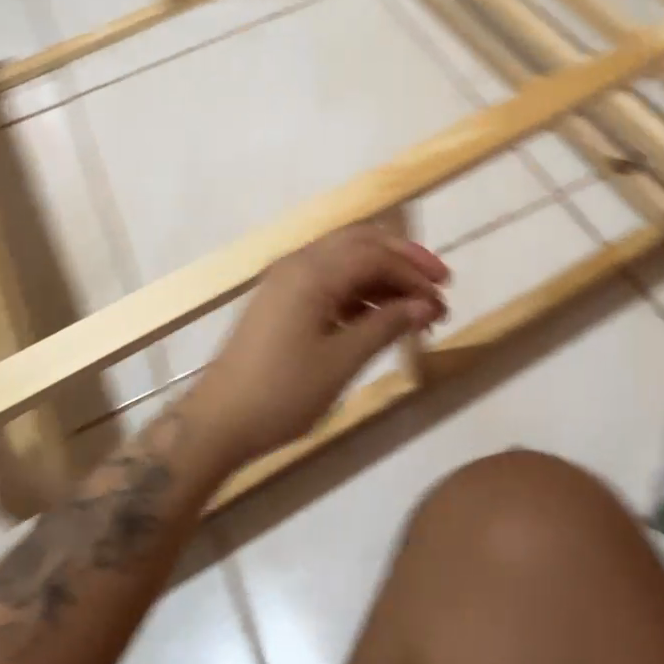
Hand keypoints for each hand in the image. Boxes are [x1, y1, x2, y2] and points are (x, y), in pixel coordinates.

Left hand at [189, 225, 449, 464]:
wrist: (218, 420)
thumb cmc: (282, 392)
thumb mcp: (341, 361)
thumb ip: (385, 325)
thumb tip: (426, 305)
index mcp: (312, 272)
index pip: (375, 254)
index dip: (414, 272)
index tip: (445, 298)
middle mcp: (298, 264)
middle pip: (360, 243)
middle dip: (402, 261)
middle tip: (438, 286)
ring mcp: (286, 280)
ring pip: (344, 260)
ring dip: (382, 277)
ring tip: (414, 310)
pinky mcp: (280, 300)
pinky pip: (328, 280)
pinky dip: (358, 291)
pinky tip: (379, 318)